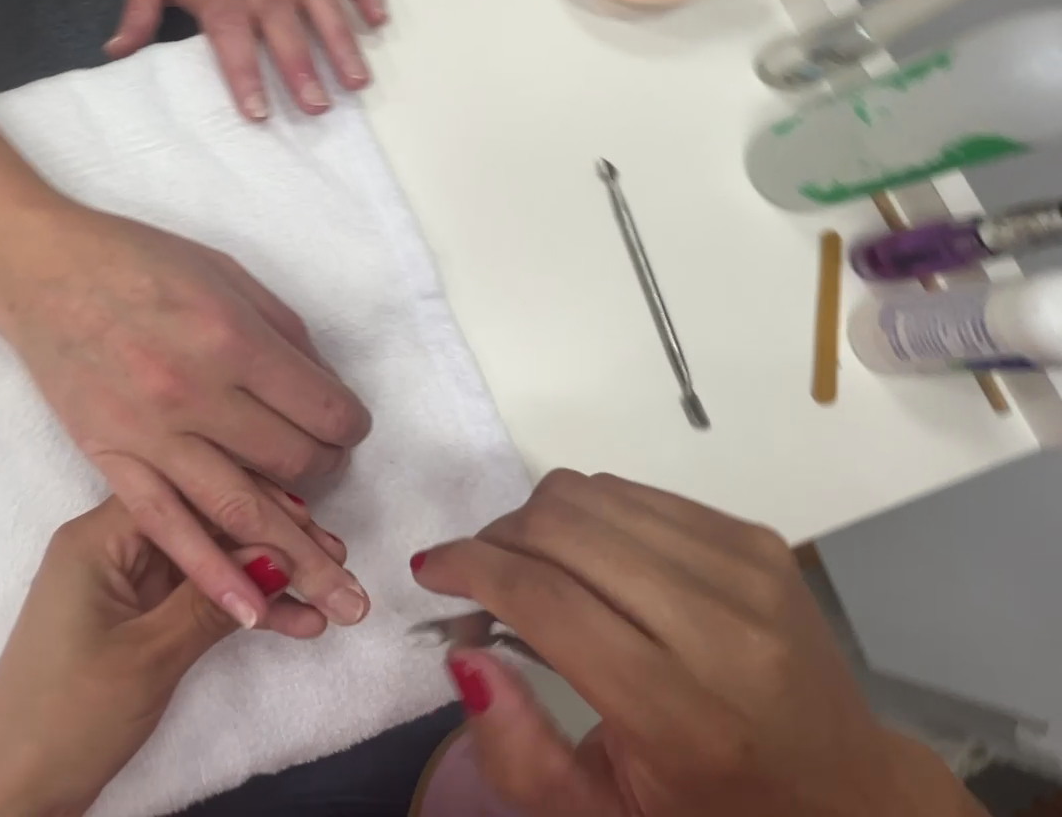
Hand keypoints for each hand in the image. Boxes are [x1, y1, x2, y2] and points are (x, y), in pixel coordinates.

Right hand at [0, 205, 371, 631]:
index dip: (350, 424)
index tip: (345, 425)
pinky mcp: (111, 459)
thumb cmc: (134, 259)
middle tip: (326, 468)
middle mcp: (197, 392)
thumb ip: (280, 331)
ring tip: (344, 604)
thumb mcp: (222, 270)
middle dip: (327, 473)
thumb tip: (322, 388)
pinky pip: (167, 527)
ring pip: (241, 510)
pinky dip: (212, 574)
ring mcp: (150, 434)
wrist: (39, 272)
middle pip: (293, 461)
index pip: (324, 408)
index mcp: (232, 337)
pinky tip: (253, 614)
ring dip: (300, 559)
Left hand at [0, 498, 317, 816]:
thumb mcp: (147, 657)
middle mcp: (108, 545)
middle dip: (267, 543)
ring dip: (263, 581)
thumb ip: (212, 602)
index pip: (184, 496)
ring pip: (204, 565)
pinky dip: (237, 612)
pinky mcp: (132, 617)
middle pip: (199, 526)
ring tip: (333, 594)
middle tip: (337, 557)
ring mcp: (121, 582)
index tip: (315, 524)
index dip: (251, 505)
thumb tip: (278, 553)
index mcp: (98, 536)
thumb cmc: (70, 713)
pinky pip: (193, 599)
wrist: (13, 787)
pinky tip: (296, 623)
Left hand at [105, 0, 385, 119]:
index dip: (244, 72)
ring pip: (319, 0)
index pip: (231, 33)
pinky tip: (379, 20)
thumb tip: (116, 54)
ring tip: (357, 81)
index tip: (258, 111)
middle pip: (282, 22)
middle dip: (302, 65)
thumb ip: (136, 15)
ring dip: (342, 39)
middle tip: (318, 106)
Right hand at [410, 471, 984, 816]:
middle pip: (559, 526)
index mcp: (685, 717)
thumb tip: (463, 654)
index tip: (429, 573)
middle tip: (478, 578)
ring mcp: (748, 572)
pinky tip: (588, 560)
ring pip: (586, 493)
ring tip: (532, 568)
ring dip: (532, 522)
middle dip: (493, 540)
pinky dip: (581, 514)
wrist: (845, 792)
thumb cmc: (702, 810)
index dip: (469, 569)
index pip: (546, 598)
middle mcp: (724, 630)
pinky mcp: (755, 538)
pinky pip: (623, 489)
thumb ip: (517, 752)